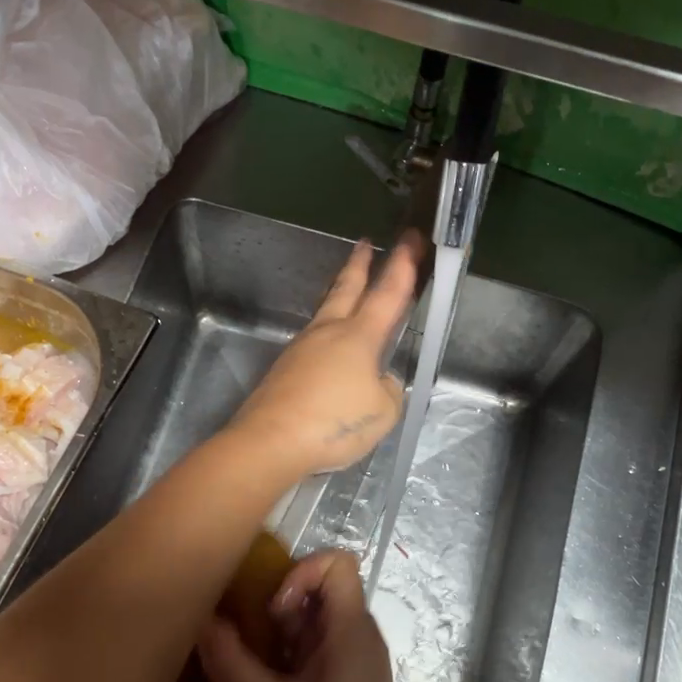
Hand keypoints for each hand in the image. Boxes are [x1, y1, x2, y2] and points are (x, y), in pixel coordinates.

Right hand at [196, 550, 424, 681]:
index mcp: (349, 628)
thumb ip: (233, 664)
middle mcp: (357, 631)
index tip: (274, 613)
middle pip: (318, 586)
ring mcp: (354, 652)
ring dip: (278, 631)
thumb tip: (202, 622)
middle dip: (278, 604)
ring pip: (313, 615)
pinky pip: (315, 641)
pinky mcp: (347, 673)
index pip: (336, 561)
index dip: (300, 573)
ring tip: (253, 665)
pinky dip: (287, 650)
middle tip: (253, 642)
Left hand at [226, 237, 417, 477]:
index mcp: (358, 337)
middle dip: (359, 264)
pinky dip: (327, 337)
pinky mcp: (285, 370)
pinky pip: (313, 344)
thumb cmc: (333, 423)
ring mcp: (301, 349)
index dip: (403, 265)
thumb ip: (388, 391)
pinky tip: (331, 352)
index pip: (387, 293)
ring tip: (346, 290)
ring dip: (339, 296)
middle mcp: (328, 333)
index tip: (410, 240)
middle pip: (345, 289)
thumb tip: (379, 382)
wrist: (270, 441)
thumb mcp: (382, 412)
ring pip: (325, 313)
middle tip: (365, 243)